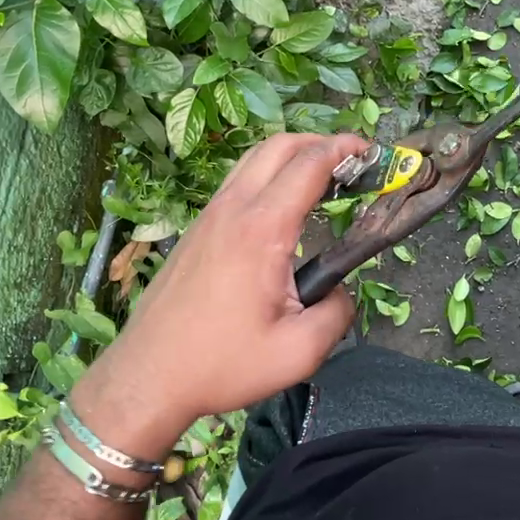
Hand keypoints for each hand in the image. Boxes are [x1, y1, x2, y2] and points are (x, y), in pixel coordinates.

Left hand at [68, 133, 367, 451]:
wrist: (147, 377)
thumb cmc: (222, 363)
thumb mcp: (299, 351)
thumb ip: (337, 312)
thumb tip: (341, 291)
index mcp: (262, 228)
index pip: (309, 165)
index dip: (345, 149)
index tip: (371, 153)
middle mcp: (234, 208)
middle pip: (280, 146)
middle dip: (321, 143)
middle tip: (352, 162)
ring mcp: (210, 215)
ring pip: (254, 158)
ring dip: (292, 156)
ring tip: (323, 178)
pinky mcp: (197, 228)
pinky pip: (239, 181)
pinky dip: (269, 174)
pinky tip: (284, 206)